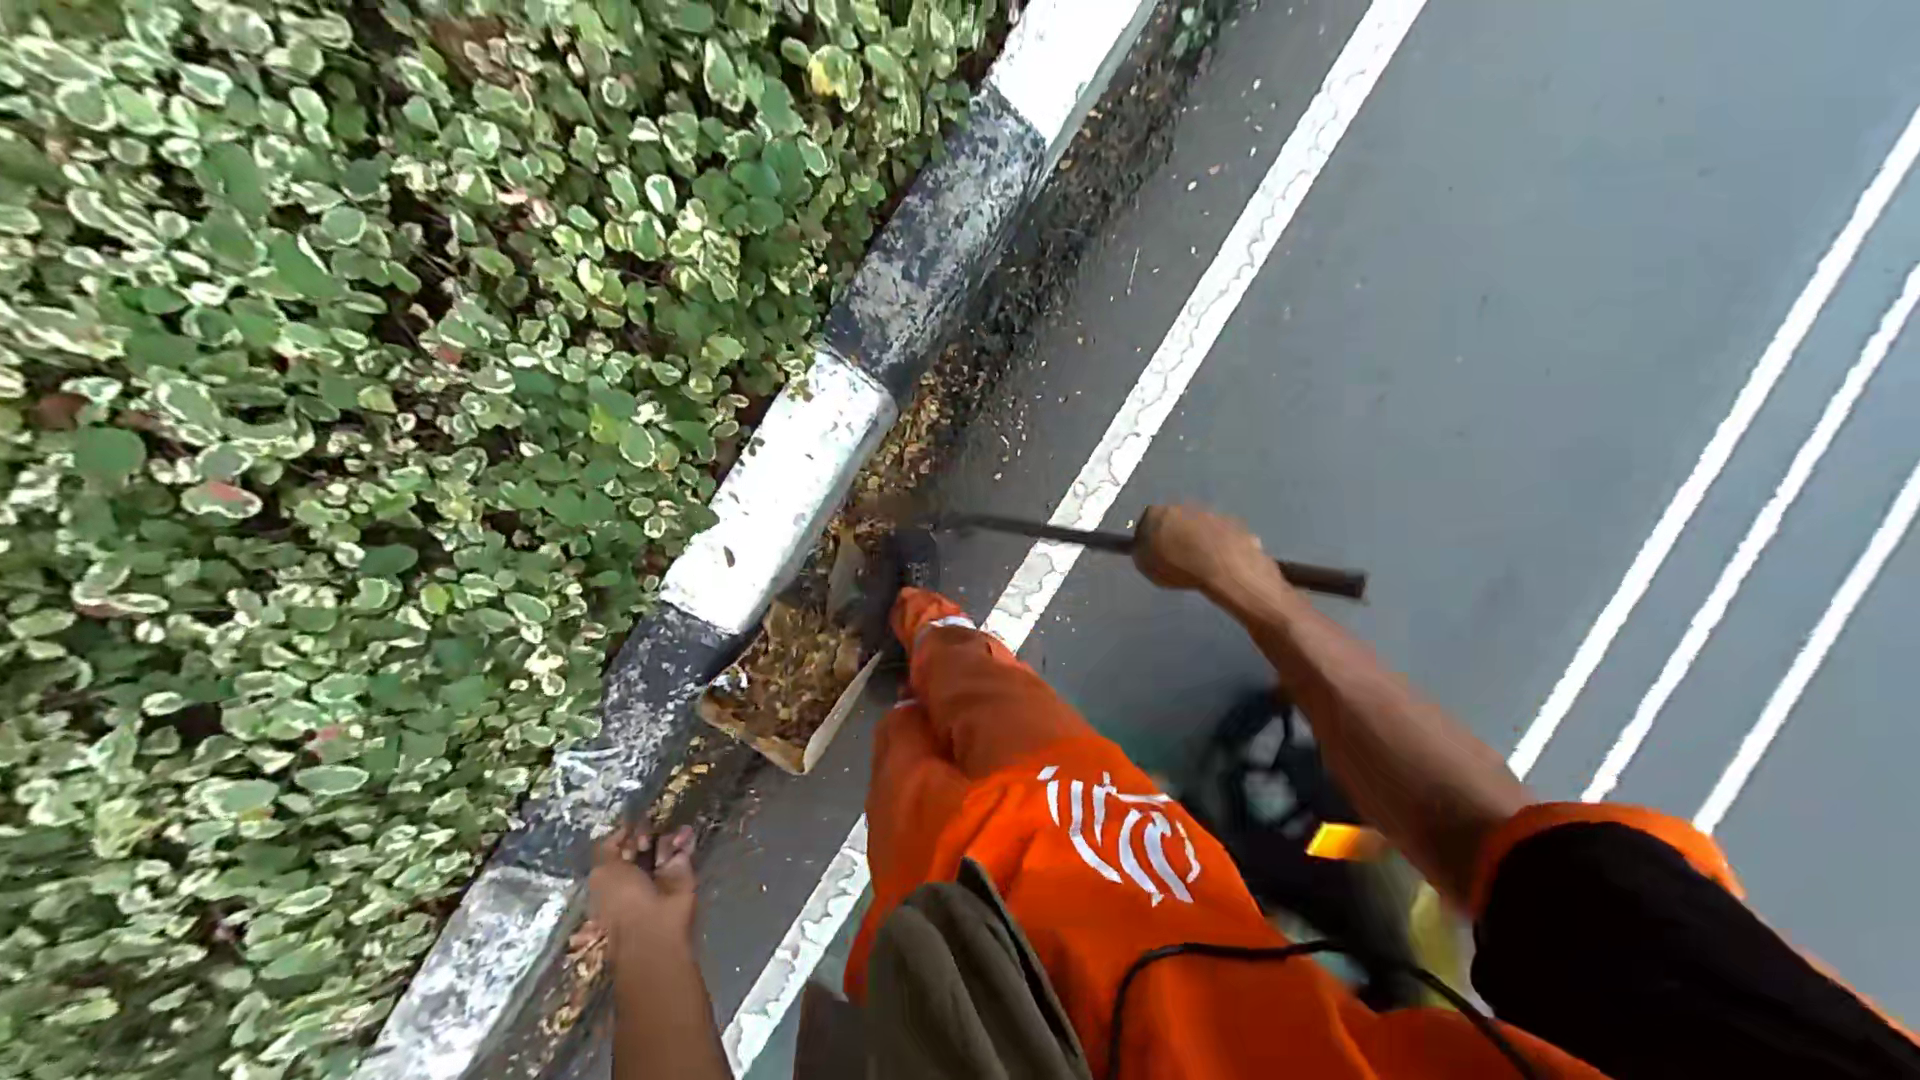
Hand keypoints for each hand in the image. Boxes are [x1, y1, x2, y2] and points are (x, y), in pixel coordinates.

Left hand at [588, 824, 697, 953]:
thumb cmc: (622, 901)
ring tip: (664, 838)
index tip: (630, 828)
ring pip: (664, 842)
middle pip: (643, 842)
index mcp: (613, 877)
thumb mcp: (603, 872)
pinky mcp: (684, 870)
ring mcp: (662, 872)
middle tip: (646, 838)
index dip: (624, 836)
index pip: (621, 847)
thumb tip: (623, 829)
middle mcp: (638, 874)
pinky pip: (684, 847)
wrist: (656, 926)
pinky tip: (682, 835)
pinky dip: (684, 838)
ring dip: (665, 835)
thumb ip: (608, 849)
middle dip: (645, 833)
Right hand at [1133, 504, 1284, 594]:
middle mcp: (1183, 506)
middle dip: (1175, 534)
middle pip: (1174, 520)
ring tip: (1201, 563)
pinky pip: (1221, 534)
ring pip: (1199, 526)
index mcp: (1157, 513)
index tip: (1153, 551)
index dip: (1149, 536)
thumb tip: (1142, 546)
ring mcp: (1211, 513)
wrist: (1223, 568)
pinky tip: (1220, 563)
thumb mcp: (1146, 566)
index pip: (1146, 520)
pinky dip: (1219, 545)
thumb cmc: (1178, 566)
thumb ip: (1141, 552)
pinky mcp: (1233, 523)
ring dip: (1198, 539)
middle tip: (1177, 557)